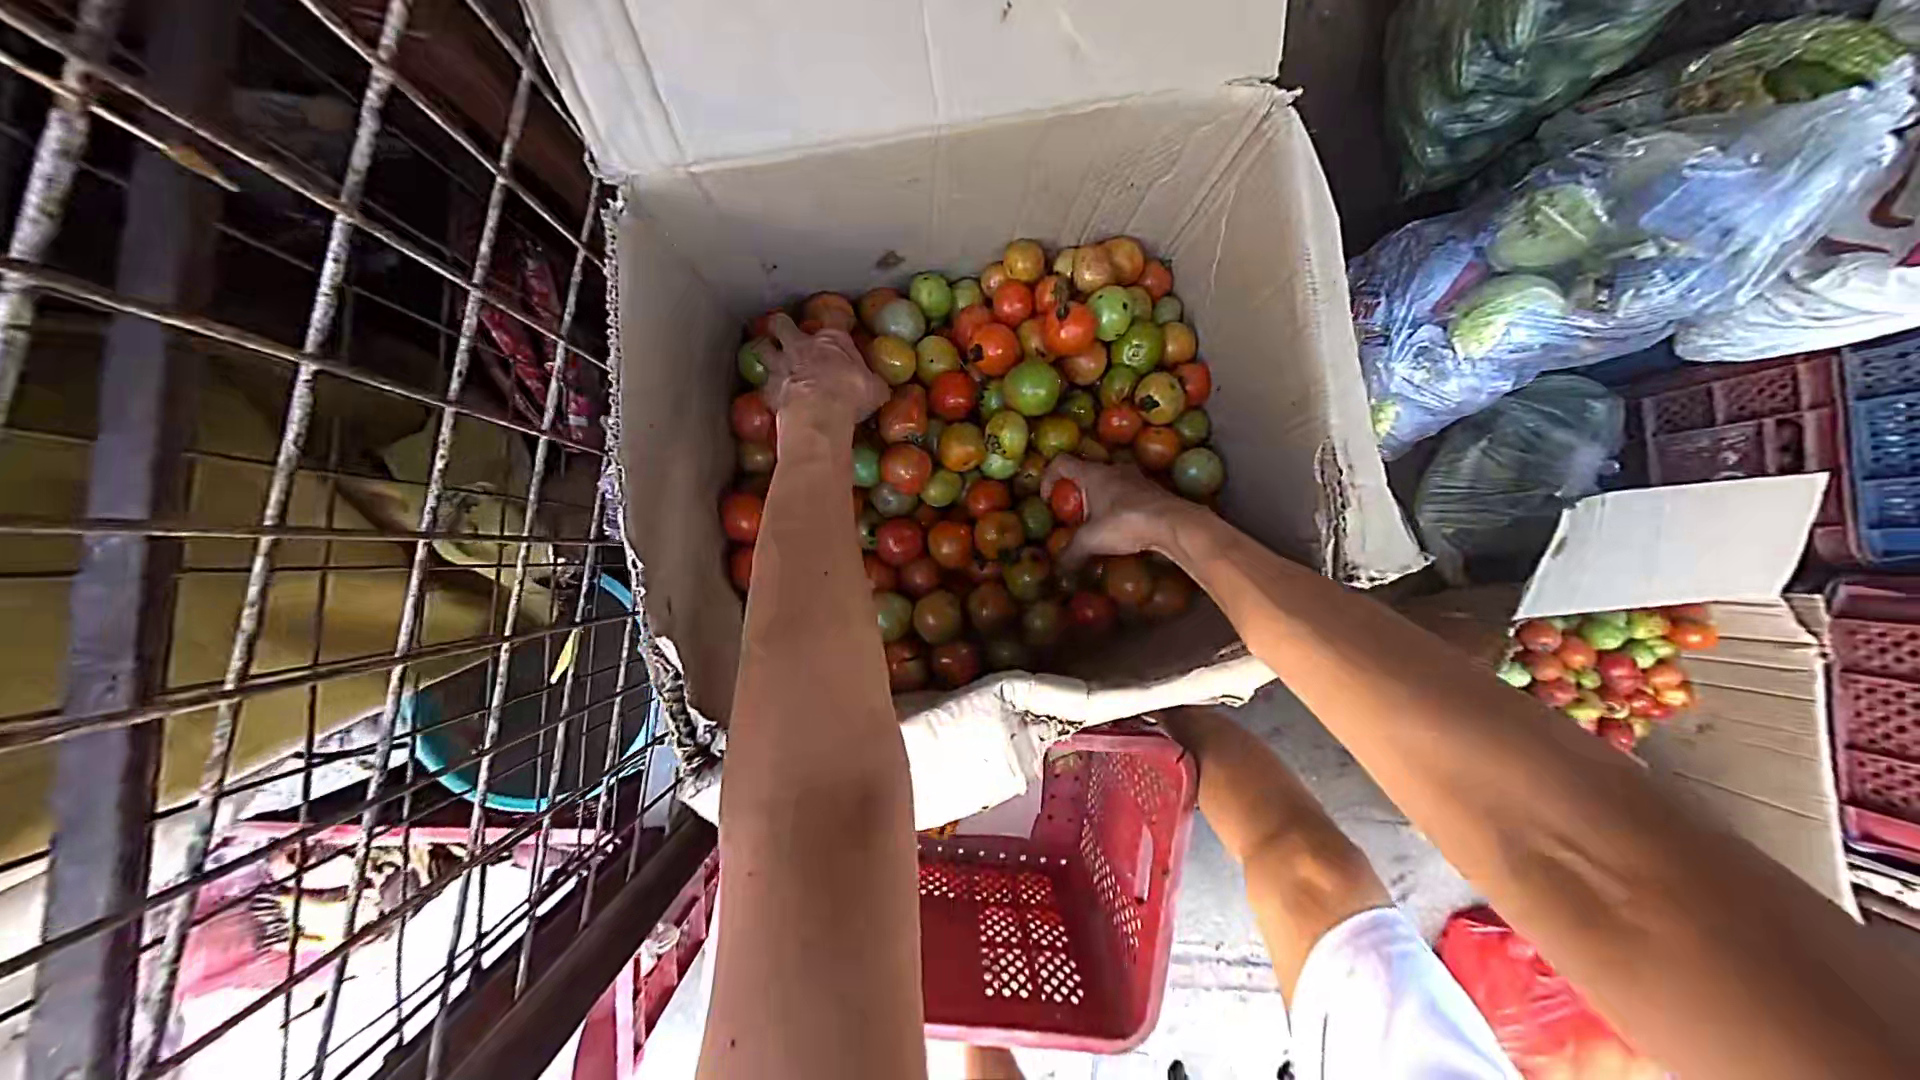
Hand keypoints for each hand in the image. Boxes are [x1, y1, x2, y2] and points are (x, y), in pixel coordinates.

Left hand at [760, 314, 886, 425]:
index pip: (834, 320)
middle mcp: (802, 345)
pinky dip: (764, 385)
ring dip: (765, 349)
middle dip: (782, 325)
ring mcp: (781, 364)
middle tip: (783, 329)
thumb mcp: (875, 390)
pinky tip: (767, 390)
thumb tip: (880, 387)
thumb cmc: (851, 395)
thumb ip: (874, 384)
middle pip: (784, 324)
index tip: (837, 324)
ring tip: (767, 354)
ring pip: (764, 347)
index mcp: (832, 340)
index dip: (835, 320)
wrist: (819, 412)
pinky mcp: (768, 387)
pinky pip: (762, 383)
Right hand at [1040, 455, 1203, 567]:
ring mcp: (1136, 478)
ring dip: (1099, 499)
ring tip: (1097, 524)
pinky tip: (1122, 528)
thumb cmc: (1126, 522)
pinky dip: (1119, 506)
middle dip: (1076, 492)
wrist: (1174, 523)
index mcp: (1093, 474)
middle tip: (1073, 515)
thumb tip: (1059, 568)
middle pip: (1086, 472)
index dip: (1049, 478)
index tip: (1049, 500)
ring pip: (1109, 482)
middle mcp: (1113, 469)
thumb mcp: (1091, 540)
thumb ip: (1071, 552)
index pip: (1061, 462)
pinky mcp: (1153, 491)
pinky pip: (1128, 494)